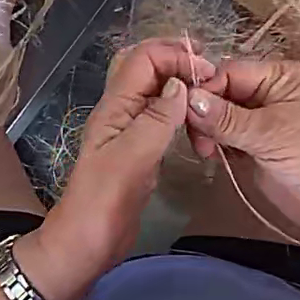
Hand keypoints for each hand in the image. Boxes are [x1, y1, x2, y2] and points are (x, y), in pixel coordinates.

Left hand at [17, 39, 213, 297]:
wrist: (86, 243)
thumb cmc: (103, 202)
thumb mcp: (130, 159)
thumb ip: (156, 120)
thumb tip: (181, 85)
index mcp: (114, 106)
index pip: (144, 58)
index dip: (176, 56)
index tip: (208, 74)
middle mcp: (121, 111)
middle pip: (149, 67)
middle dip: (180, 63)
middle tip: (213, 79)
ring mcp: (130, 130)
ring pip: (158, 92)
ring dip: (184, 91)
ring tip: (209, 108)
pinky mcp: (140, 149)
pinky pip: (163, 118)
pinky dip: (182, 116)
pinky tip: (198, 130)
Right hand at [182, 58, 299, 245]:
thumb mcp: (274, 133)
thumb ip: (228, 118)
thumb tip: (188, 99)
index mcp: (278, 77)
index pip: (229, 72)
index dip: (206, 88)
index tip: (186, 111)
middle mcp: (267, 95)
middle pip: (220, 94)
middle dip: (203, 112)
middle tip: (197, 139)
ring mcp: (259, 125)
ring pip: (218, 118)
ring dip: (205, 132)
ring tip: (205, 151)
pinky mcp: (254, 151)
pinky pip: (224, 141)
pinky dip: (213, 147)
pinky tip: (210, 156)